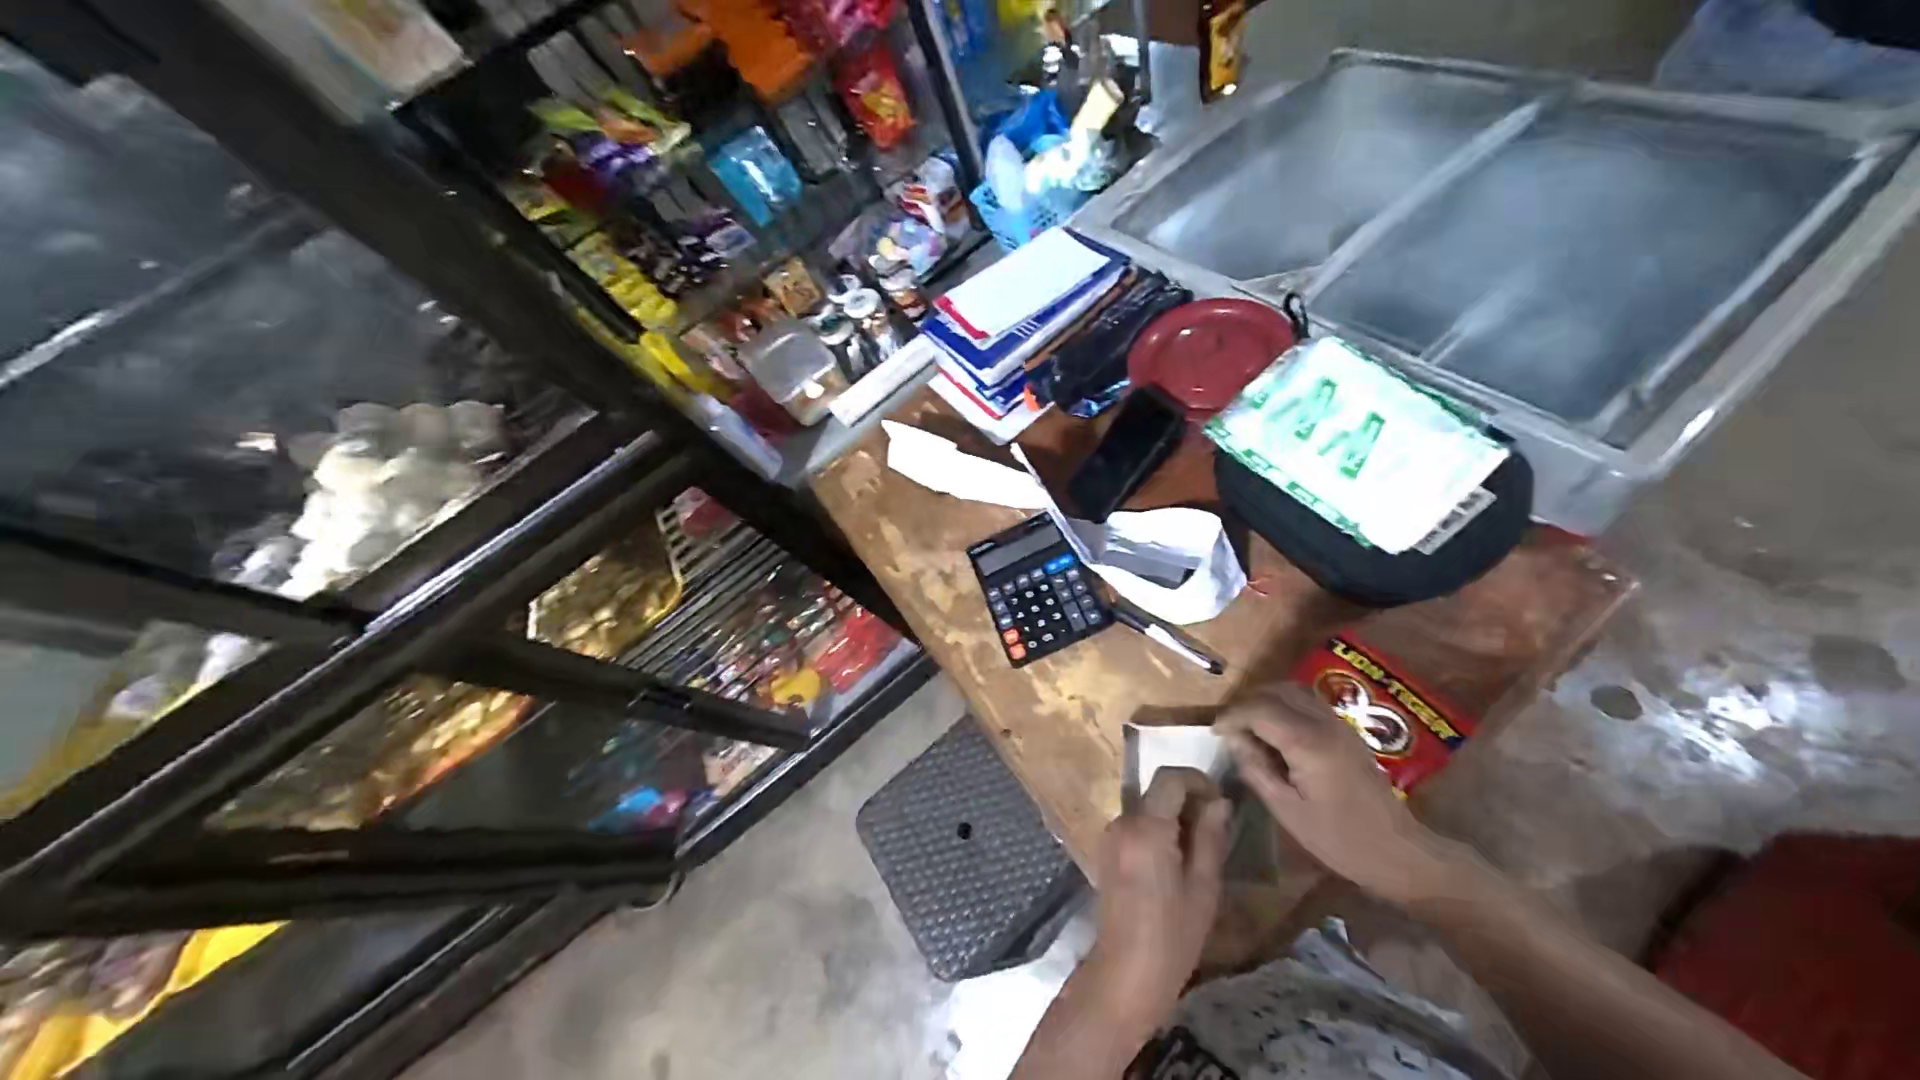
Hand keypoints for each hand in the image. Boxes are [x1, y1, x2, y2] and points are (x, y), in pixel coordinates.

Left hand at [1085, 767, 1231, 1029]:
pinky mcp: (1105, 851)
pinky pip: (1135, 827)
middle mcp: (1122, 822)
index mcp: (1146, 827)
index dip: (1198, 780)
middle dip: (1188, 800)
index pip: (1169, 778)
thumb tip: (1220, 801)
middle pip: (1156, 792)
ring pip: (1146, 809)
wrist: (1126, 972)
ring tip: (1200, 849)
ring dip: (1173, 817)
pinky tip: (1174, 862)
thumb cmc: (1173, 934)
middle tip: (1216, 828)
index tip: (1220, 801)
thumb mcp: (1203, 886)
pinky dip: (1157, 830)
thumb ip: (1210, 837)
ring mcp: (1110, 836)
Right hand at [1215, 683, 1465, 905]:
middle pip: (1275, 692)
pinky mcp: (1346, 730)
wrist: (1397, 851)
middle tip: (1228, 728)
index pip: (1258, 710)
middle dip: (1245, 703)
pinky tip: (1274, 729)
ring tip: (1247, 724)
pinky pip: (1307, 702)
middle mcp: (1324, 723)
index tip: (1214, 733)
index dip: (1231, 716)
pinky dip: (1283, 704)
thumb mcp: (1285, 809)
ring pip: (1293, 690)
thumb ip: (1255, 768)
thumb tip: (1233, 740)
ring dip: (1265, 699)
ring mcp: (1338, 724)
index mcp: (1307, 743)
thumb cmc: (1338, 838)